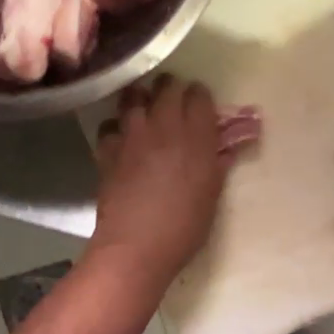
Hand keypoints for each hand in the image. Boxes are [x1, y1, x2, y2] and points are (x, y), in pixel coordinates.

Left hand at [88, 74, 233, 283]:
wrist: (136, 247)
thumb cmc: (183, 229)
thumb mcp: (212, 198)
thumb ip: (218, 166)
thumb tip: (226, 149)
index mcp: (197, 138)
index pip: (199, 95)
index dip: (200, 99)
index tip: (201, 108)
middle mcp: (164, 126)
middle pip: (167, 86)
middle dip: (172, 90)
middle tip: (174, 104)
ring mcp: (132, 135)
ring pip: (134, 95)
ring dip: (141, 99)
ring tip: (145, 112)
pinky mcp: (108, 149)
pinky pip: (110, 125)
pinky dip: (116, 129)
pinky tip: (121, 141)